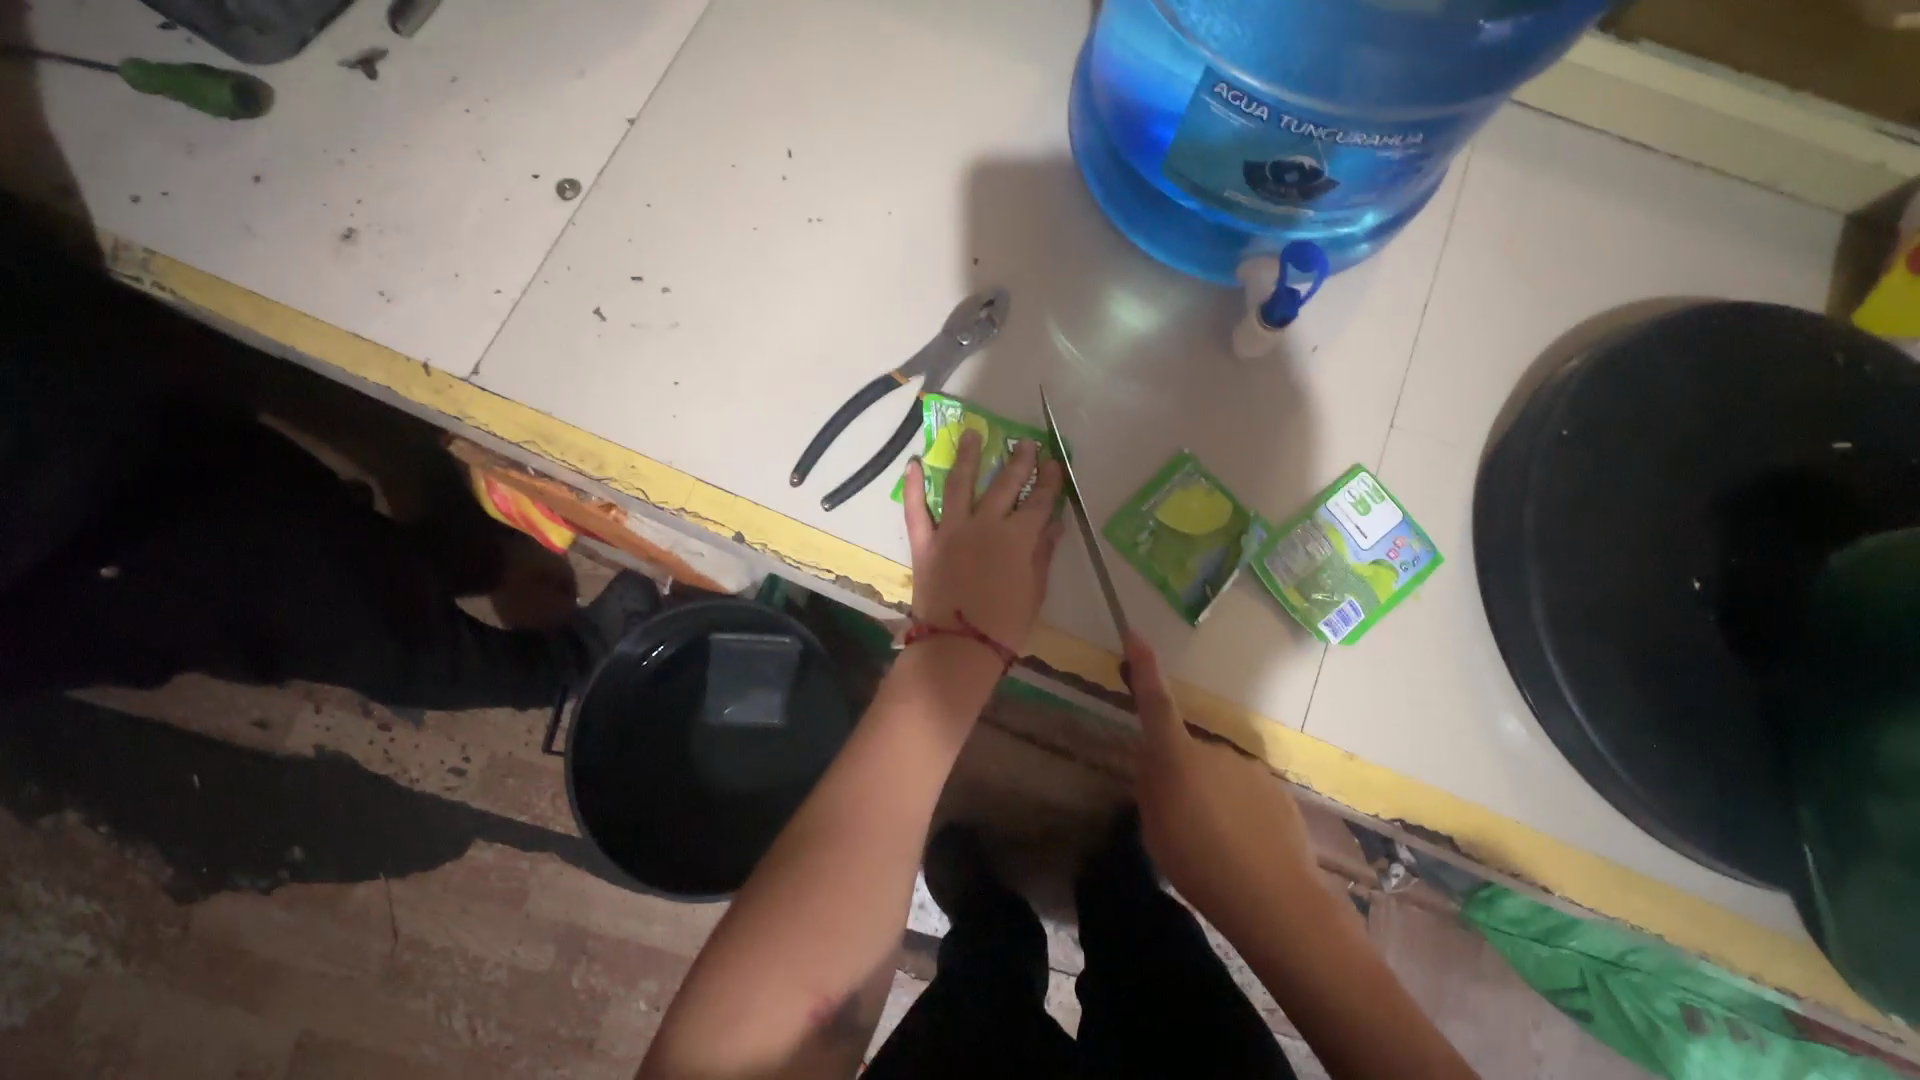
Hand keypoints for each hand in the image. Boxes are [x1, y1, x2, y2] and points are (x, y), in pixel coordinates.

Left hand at [904, 431, 1064, 653]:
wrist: (957, 647)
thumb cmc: (1005, 626)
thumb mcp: (1034, 591)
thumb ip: (1043, 554)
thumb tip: (1054, 524)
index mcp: (1018, 538)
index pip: (1039, 501)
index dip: (1048, 481)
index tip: (1053, 462)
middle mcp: (985, 524)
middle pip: (1004, 484)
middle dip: (1017, 461)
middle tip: (1024, 443)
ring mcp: (952, 531)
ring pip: (958, 484)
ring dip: (966, 457)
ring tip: (970, 434)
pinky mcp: (924, 543)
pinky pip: (916, 510)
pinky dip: (913, 487)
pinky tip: (913, 463)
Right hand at [1127, 633, 1317, 931]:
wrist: (1274, 899)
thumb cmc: (1199, 865)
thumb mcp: (1155, 829)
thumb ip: (1151, 788)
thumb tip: (1154, 762)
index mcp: (1177, 758)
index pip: (1155, 704)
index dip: (1143, 669)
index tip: (1135, 634)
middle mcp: (1214, 752)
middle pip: (1187, 756)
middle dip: (1182, 780)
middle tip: (1181, 827)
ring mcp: (1249, 770)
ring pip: (1219, 778)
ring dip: (1213, 801)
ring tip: (1216, 848)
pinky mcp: (1278, 792)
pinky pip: (1247, 796)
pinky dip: (1241, 815)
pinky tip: (1245, 850)